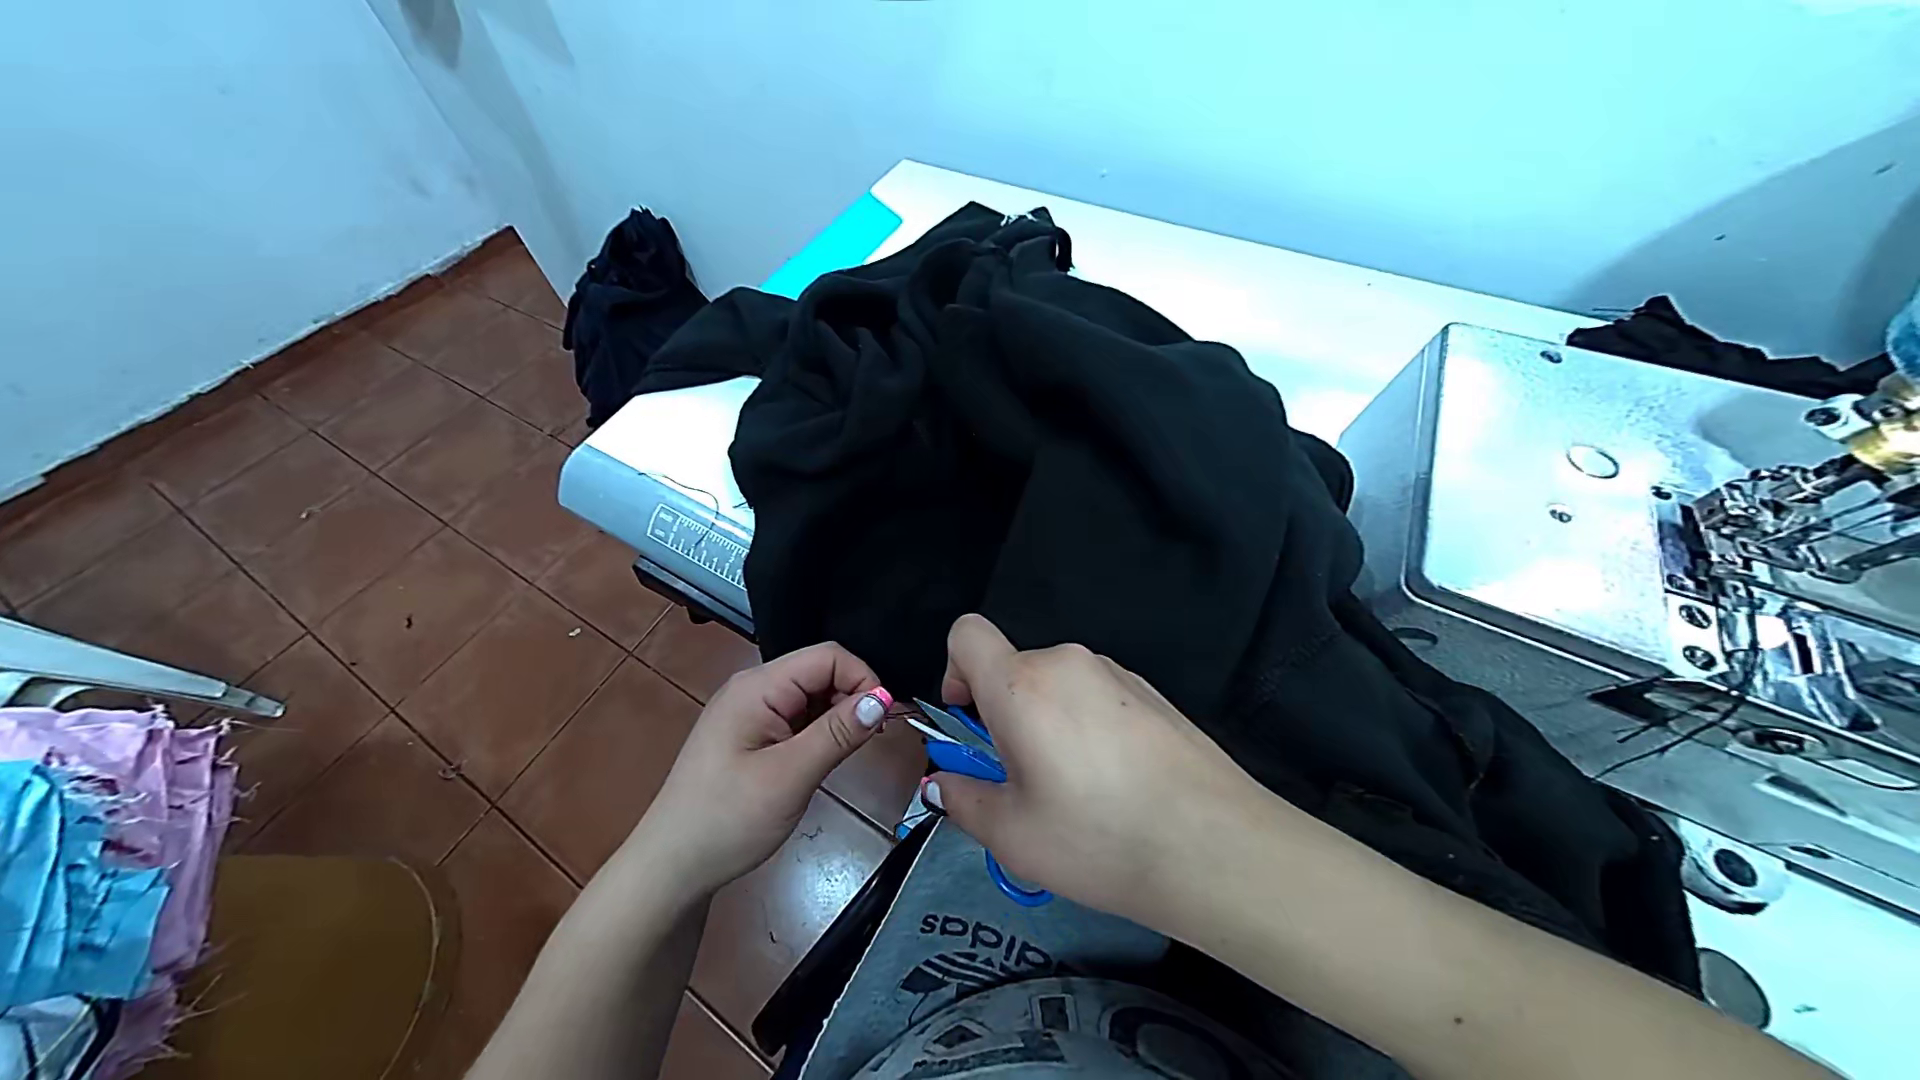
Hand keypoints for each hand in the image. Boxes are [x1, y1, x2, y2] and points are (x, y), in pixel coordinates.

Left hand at [627, 642, 891, 897]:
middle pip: (821, 671)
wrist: (672, 869)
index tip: (883, 719)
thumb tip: (883, 697)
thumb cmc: (727, 820)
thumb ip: (838, 733)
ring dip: (839, 716)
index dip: (862, 678)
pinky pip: (800, 717)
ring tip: (851, 751)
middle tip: (873, 738)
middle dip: (854, 696)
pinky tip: (828, 756)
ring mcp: (753, 711)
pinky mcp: (754, 734)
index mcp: (758, 687)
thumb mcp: (790, 776)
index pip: (827, 656)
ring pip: (813, 695)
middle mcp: (755, 688)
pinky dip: (822, 730)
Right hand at [924, 614, 1287, 931]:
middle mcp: (1067, 662)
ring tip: (1078, 788)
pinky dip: (1088, 724)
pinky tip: (1118, 781)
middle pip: (1014, 669)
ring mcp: (1116, 672)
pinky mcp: (1151, 691)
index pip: (966, 633)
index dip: (953, 668)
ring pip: (1057, 684)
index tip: (969, 718)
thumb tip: (943, 783)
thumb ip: (962, 799)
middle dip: (1005, 714)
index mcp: (1021, 684)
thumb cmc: (1098, 837)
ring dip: (1048, 720)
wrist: (1218, 846)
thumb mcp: (1011, 835)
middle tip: (1024, 779)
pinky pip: (1097, 695)